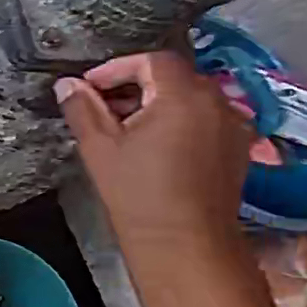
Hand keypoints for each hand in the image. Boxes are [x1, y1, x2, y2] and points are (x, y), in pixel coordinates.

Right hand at [55, 51, 251, 255]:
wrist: (184, 245)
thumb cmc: (138, 193)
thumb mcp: (99, 147)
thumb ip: (82, 108)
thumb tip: (68, 84)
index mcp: (183, 95)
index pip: (151, 61)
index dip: (117, 68)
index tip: (90, 87)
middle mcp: (217, 102)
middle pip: (173, 77)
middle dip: (135, 85)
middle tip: (103, 107)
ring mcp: (233, 126)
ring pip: (190, 98)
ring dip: (157, 103)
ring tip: (126, 128)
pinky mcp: (238, 149)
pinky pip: (205, 120)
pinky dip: (179, 121)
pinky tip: (155, 146)